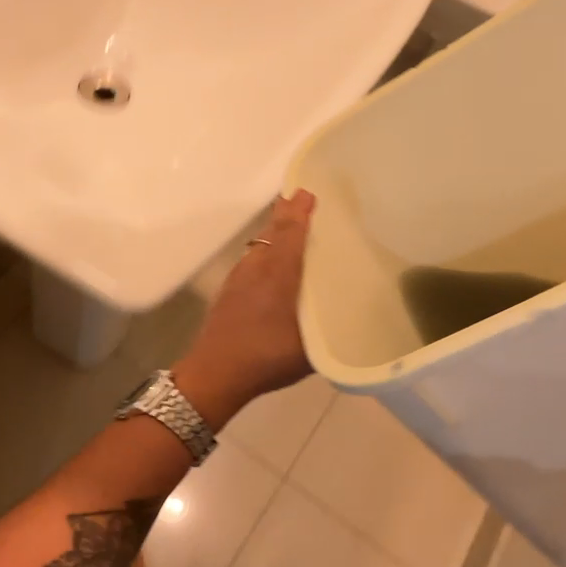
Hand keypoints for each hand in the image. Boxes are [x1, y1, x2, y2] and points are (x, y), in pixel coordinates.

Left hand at [173, 190, 316, 423]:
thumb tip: (351, 321)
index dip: (300, 211)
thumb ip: (331, 331)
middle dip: (287, 215)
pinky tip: (272, 269)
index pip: (290, 232)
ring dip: (274, 235)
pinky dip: (265, 256)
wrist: (214, 375)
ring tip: (292, 230)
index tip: (309, 192)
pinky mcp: (228, 294)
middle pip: (272, 233)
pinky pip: (251, 263)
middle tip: (303, 202)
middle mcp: (256, 269)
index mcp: (278, 274)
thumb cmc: (266, 357)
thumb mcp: (310, 349)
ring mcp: (238, 280)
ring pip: (259, 248)